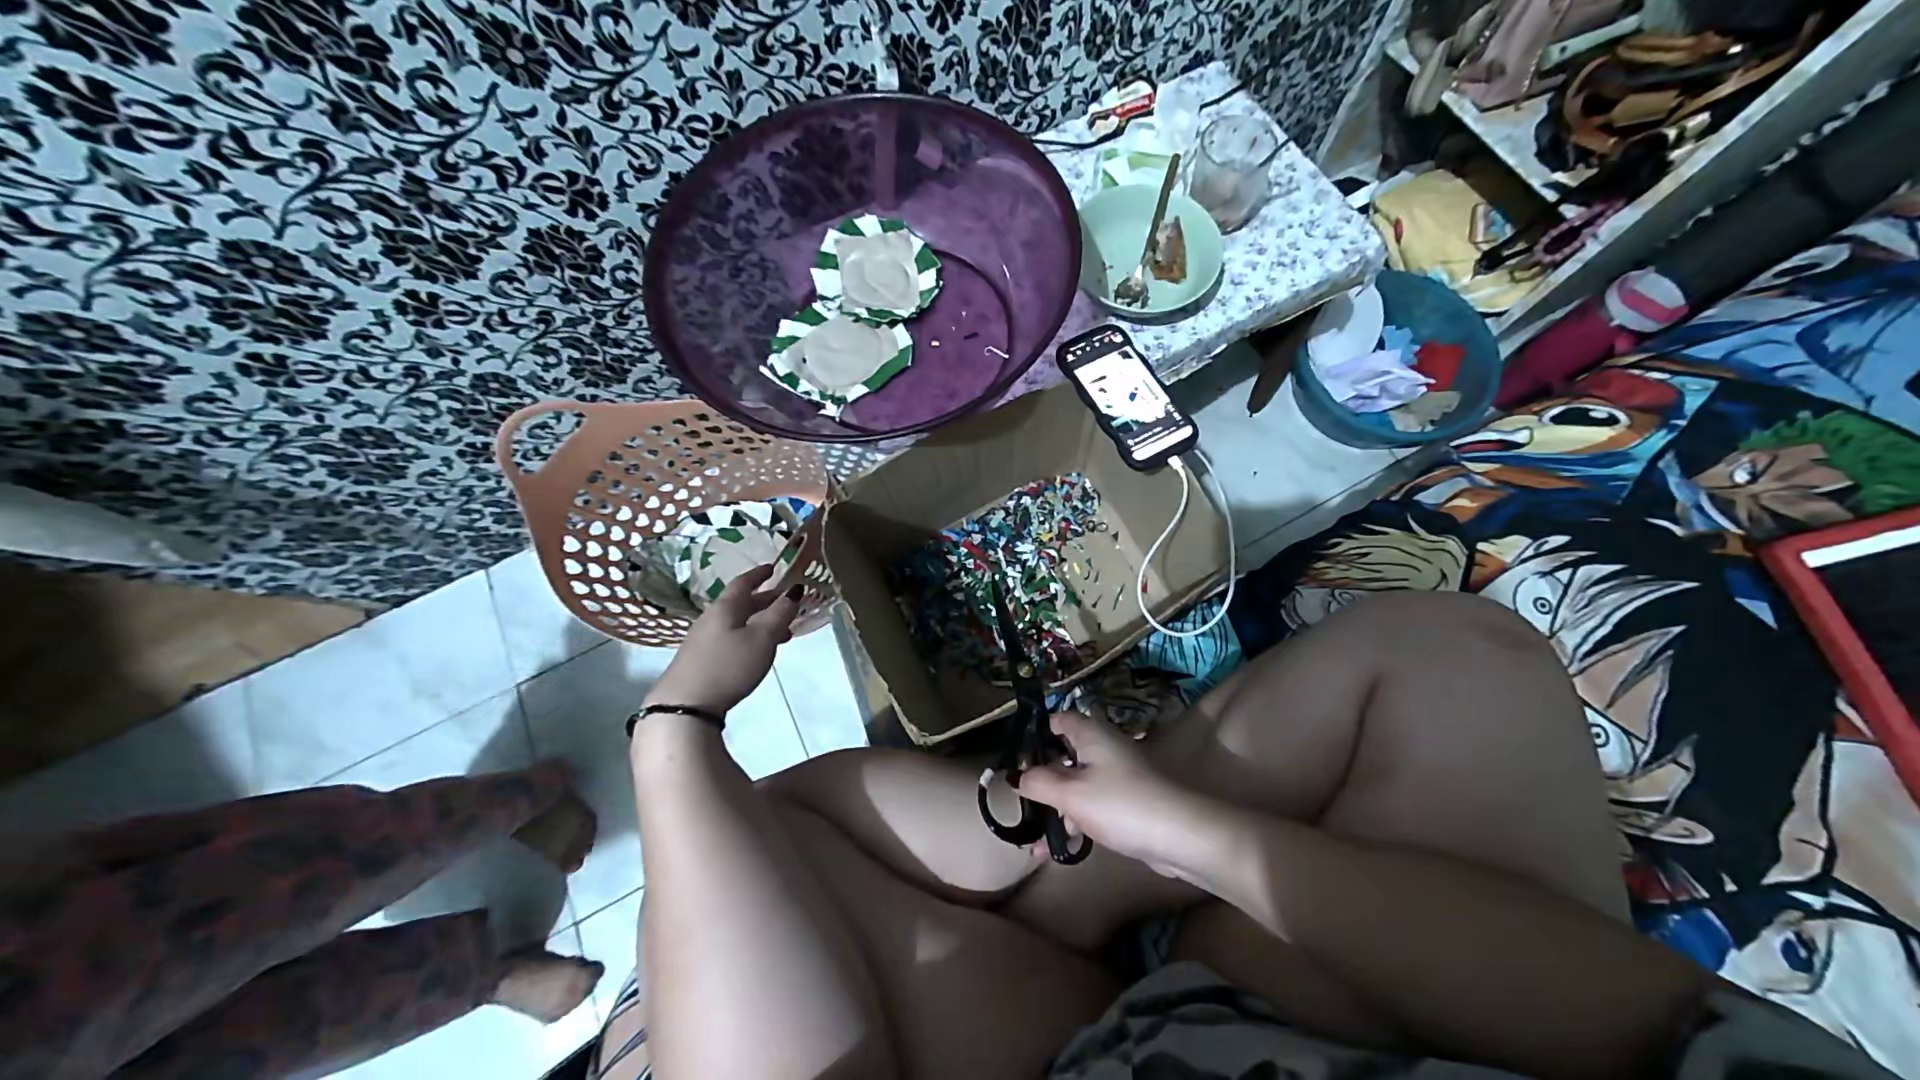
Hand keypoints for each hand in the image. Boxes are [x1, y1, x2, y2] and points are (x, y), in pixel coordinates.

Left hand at [643, 564, 801, 715]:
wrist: (686, 705)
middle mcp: (712, 618)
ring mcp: (704, 639)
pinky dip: (750, 636)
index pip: (744, 582)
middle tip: (787, 601)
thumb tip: (793, 590)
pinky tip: (759, 650)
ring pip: (738, 622)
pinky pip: (732, 637)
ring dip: (760, 621)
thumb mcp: (761, 639)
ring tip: (782, 630)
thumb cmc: (728, 666)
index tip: (773, 568)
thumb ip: (779, 614)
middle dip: (765, 600)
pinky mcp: (702, 659)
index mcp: (726, 607)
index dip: (759, 574)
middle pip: (741, 603)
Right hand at [1017, 711, 1213, 879]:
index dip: (1035, 734)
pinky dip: (1073, 824)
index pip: (1058, 719)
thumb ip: (1037, 782)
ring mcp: (1116, 777)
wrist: (1182, 837)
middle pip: (1063, 755)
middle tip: (1018, 802)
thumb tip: (1016, 776)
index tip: (1014, 758)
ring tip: (1031, 840)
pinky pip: (1090, 808)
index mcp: (1090, 734)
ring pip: (1075, 785)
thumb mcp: (1070, 793)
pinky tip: (1054, 852)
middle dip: (1039, 779)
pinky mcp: (1126, 804)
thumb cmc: (1121, 805)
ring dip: (1054, 809)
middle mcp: (1103, 749)